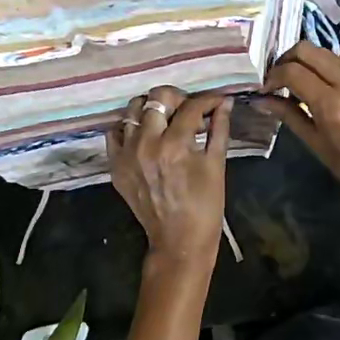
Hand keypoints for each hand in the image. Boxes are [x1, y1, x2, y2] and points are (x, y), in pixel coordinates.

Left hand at [107, 86, 232, 265]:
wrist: (179, 241)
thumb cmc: (205, 206)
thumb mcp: (216, 165)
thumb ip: (219, 129)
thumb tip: (224, 103)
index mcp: (174, 145)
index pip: (191, 107)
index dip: (208, 99)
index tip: (218, 100)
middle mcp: (145, 144)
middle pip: (157, 98)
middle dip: (178, 98)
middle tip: (190, 110)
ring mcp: (126, 155)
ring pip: (132, 110)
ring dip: (152, 108)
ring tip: (166, 120)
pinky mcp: (115, 166)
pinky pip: (115, 133)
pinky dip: (130, 127)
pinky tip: (146, 134)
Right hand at [260, 43, 339, 218]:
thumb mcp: (314, 143)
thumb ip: (288, 115)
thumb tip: (261, 100)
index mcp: (331, 104)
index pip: (292, 72)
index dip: (273, 76)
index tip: (265, 88)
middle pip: (307, 50)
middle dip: (287, 60)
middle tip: (279, 78)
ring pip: (326, 52)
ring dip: (308, 61)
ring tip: (299, 81)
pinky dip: (328, 67)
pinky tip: (323, 85)